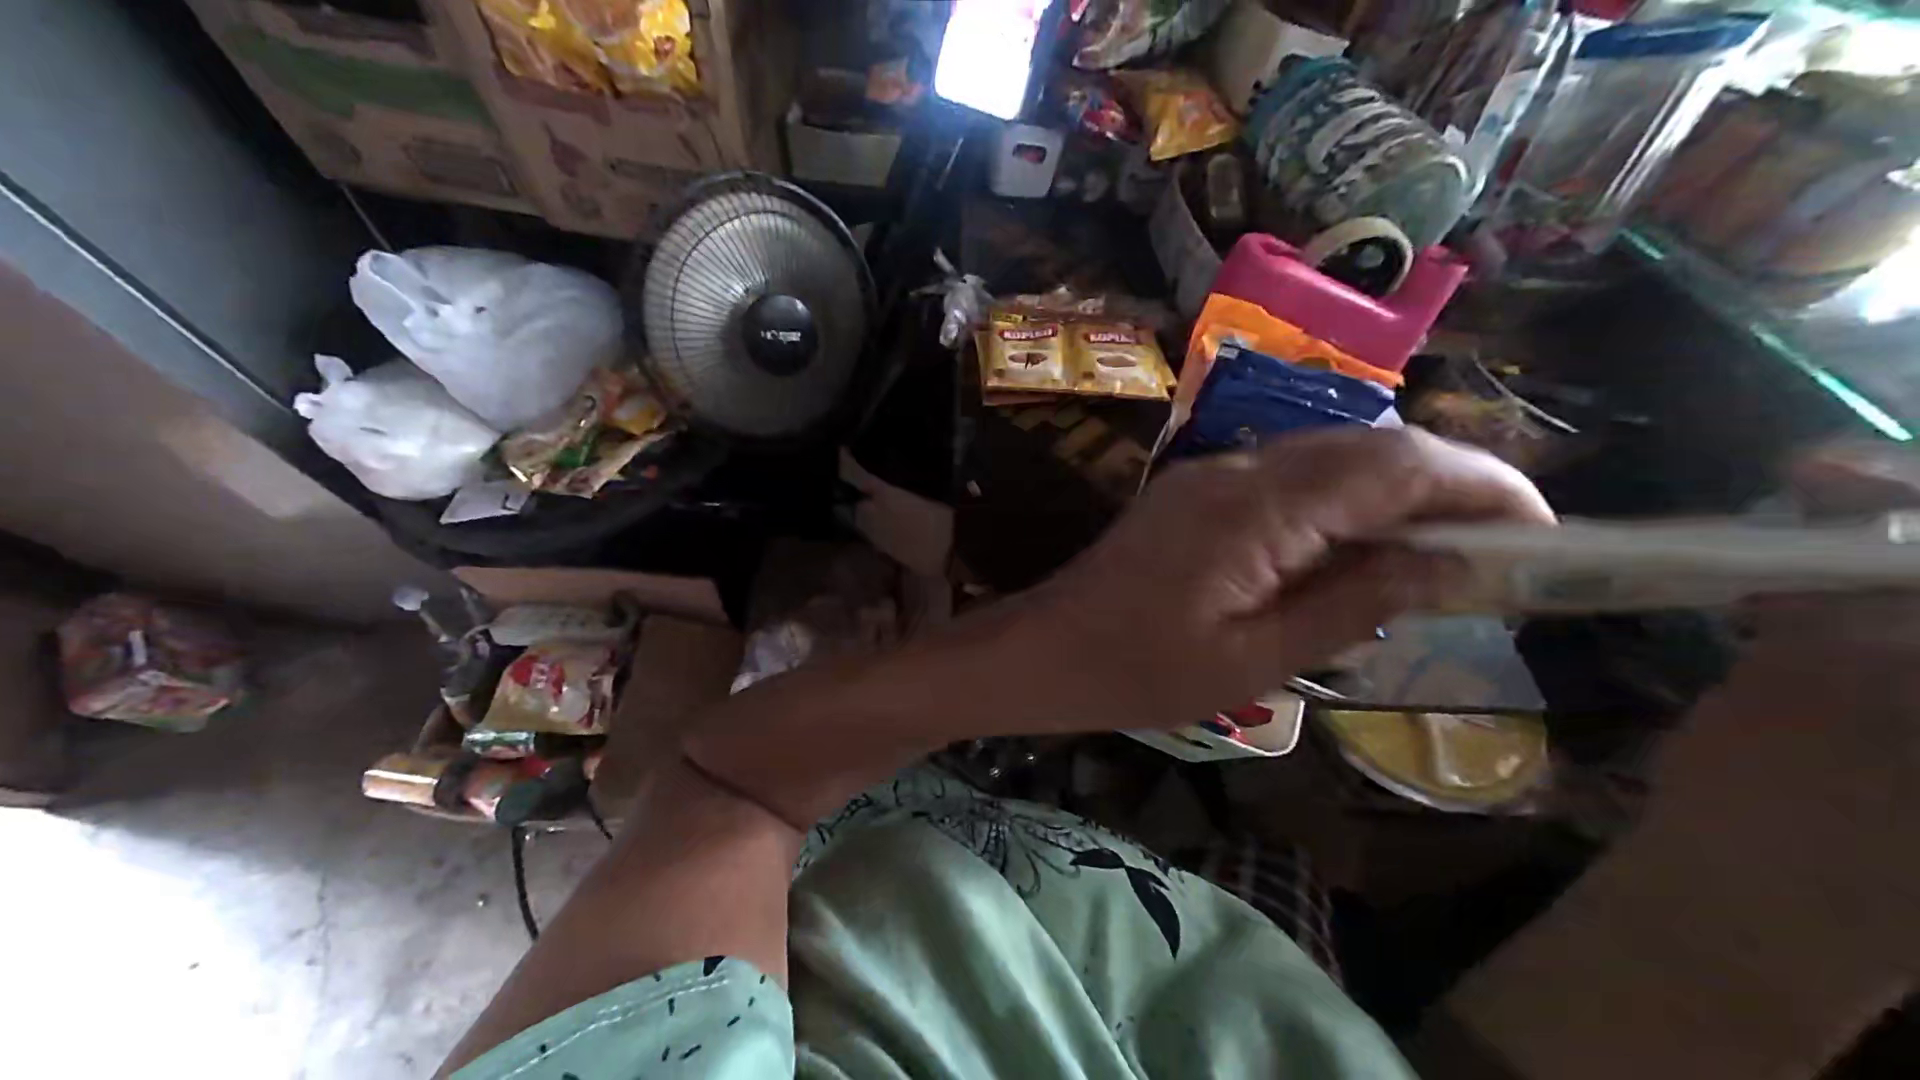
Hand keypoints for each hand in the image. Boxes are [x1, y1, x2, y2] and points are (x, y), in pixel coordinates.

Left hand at [1016, 427, 1553, 730]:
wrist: (1043, 650)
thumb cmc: (1139, 672)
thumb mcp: (1256, 659)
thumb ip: (1354, 604)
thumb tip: (1453, 570)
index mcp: (1257, 508)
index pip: (1396, 465)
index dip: (1481, 486)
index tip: (1540, 532)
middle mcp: (1236, 468)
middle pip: (1368, 449)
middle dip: (1448, 486)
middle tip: (1500, 549)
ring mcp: (1210, 472)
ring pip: (1330, 458)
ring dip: (1396, 493)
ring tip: (1442, 557)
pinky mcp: (1194, 490)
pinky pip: (1288, 478)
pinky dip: (1341, 503)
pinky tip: (1357, 552)